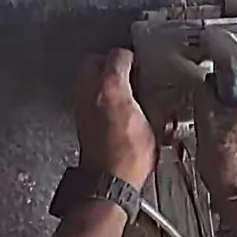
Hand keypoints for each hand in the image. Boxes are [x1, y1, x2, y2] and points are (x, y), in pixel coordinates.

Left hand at [75, 49, 155, 187]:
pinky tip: (113, 107)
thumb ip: (154, 104)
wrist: (109, 181)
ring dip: (100, 78)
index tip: (140, 64)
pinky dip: (96, 96)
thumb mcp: (152, 124)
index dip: (132, 57)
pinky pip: (85, 96)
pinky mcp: (80, 120)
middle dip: (108, 62)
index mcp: (112, 88)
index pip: (118, 55)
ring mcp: (82, 106)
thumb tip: (156, 97)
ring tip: (119, 88)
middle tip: (125, 70)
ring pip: (85, 78)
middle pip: (92, 61)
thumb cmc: (129, 157)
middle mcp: (92, 93)